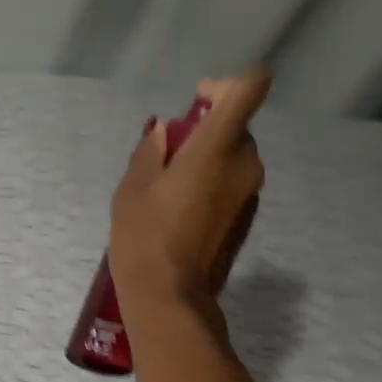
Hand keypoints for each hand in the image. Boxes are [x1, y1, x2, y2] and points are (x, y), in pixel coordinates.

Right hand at [108, 69, 269, 316]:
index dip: (224, 85)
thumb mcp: (131, 190)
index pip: (248, 87)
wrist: (169, 296)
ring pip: (231, 160)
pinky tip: (179, 219)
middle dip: (204, 135)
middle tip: (165, 163)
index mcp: (218, 146)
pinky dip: (209, 191)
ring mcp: (250, 192)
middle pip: (234, 128)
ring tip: (167, 196)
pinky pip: (230, 188)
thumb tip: (164, 134)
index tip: (196, 104)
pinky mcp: (246, 218)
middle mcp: (245, 161)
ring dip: (205, 165)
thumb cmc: (145, 238)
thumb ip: (150, 153)